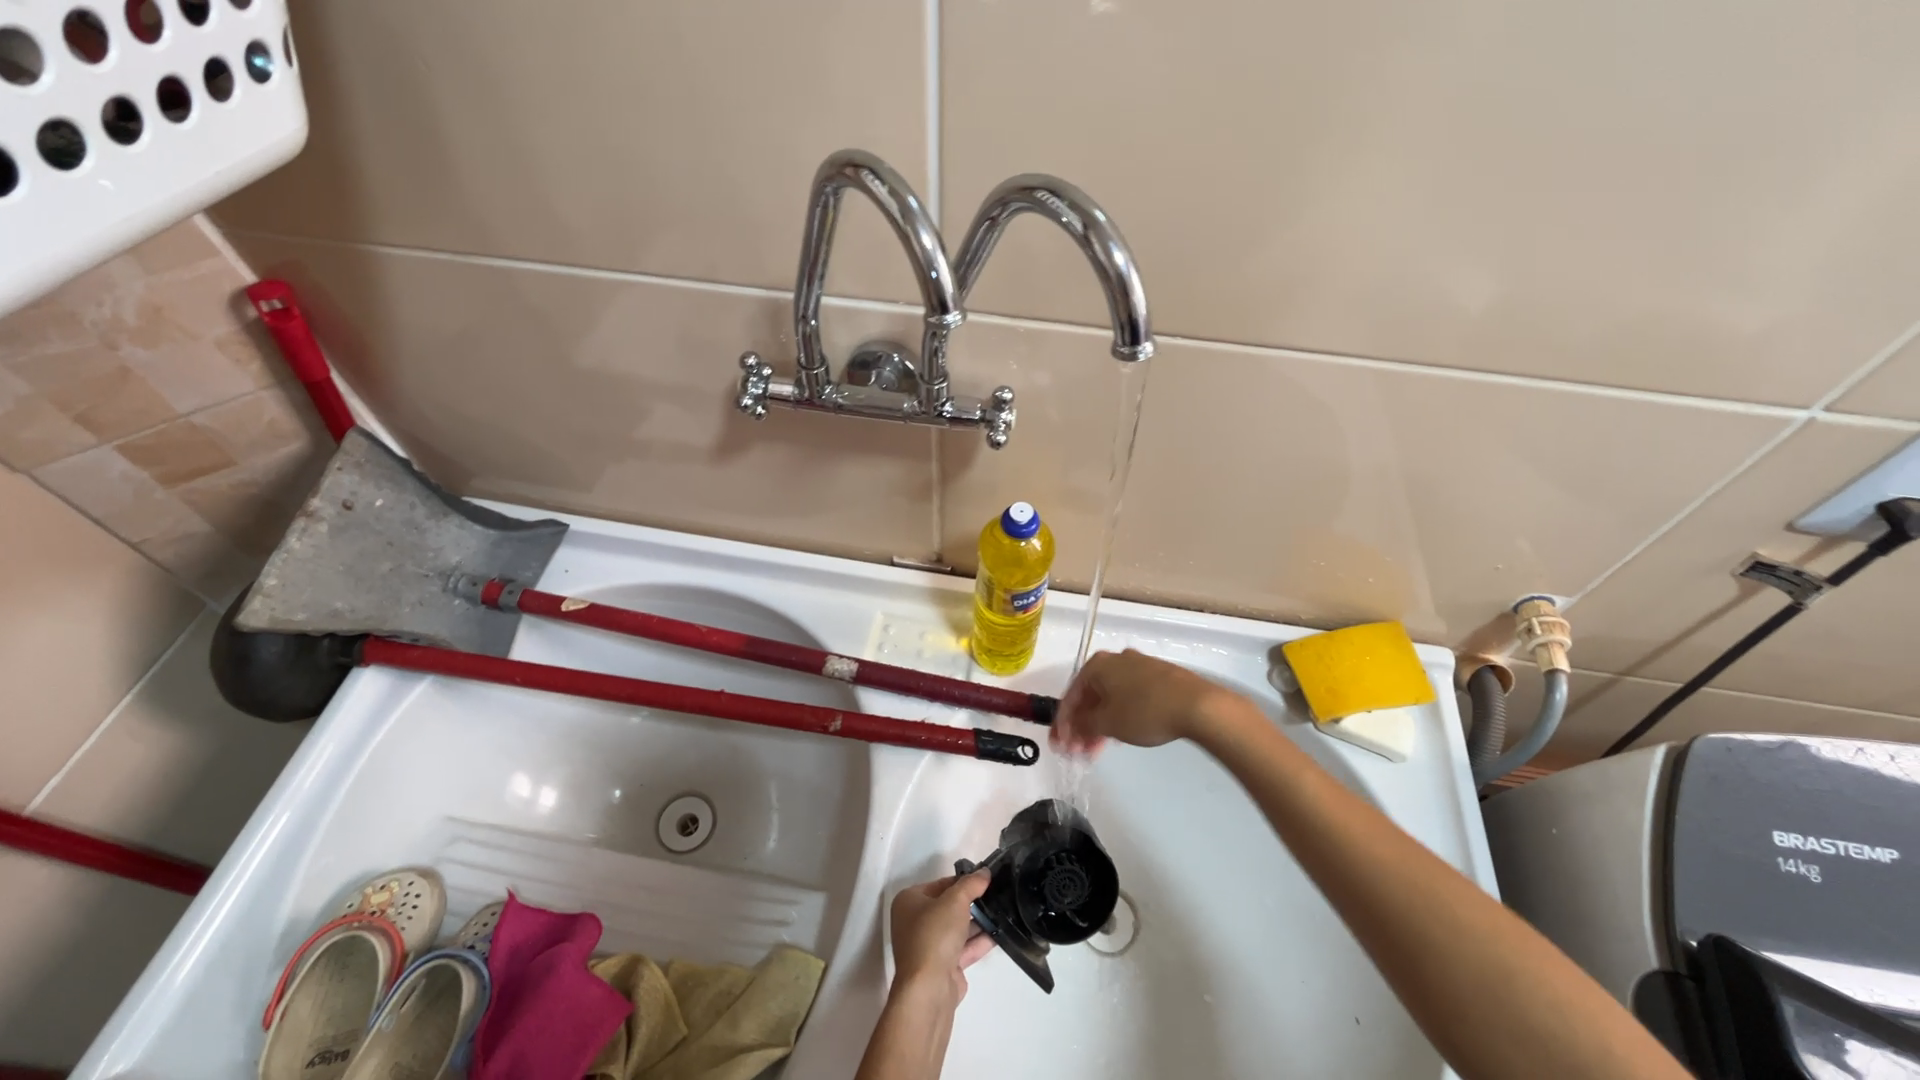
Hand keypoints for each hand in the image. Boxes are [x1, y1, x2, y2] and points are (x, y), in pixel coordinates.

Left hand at [889, 872, 994, 1002]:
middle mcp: (915, 922)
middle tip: (999, 894)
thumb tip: (984, 872)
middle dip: (973, 903)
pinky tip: (1001, 934)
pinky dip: (980, 941)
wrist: (929, 987)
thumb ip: (971, 884)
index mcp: (909, 901)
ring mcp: (929, 946)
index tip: (987, 879)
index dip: (964, 881)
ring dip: (979, 922)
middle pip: (949, 907)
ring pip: (958, 929)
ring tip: (1005, 912)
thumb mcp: (954, 901)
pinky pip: (964, 948)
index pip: (940, 884)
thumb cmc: (935, 935)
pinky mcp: (943, 965)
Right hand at [1054, 649, 1236, 753]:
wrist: (1198, 705)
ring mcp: (1141, 666)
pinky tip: (1122, 736)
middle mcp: (1117, 660)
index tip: (1059, 747)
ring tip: (1098, 750)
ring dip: (1100, 724)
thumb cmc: (1145, 711)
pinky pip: (1129, 698)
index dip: (1062, 724)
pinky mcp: (1160, 678)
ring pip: (1111, 698)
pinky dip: (1120, 716)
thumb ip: (1084, 725)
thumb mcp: (1108, 723)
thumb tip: (1073, 727)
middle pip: (1091, 696)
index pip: (1071, 696)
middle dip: (1082, 726)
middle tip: (1079, 753)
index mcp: (1098, 665)